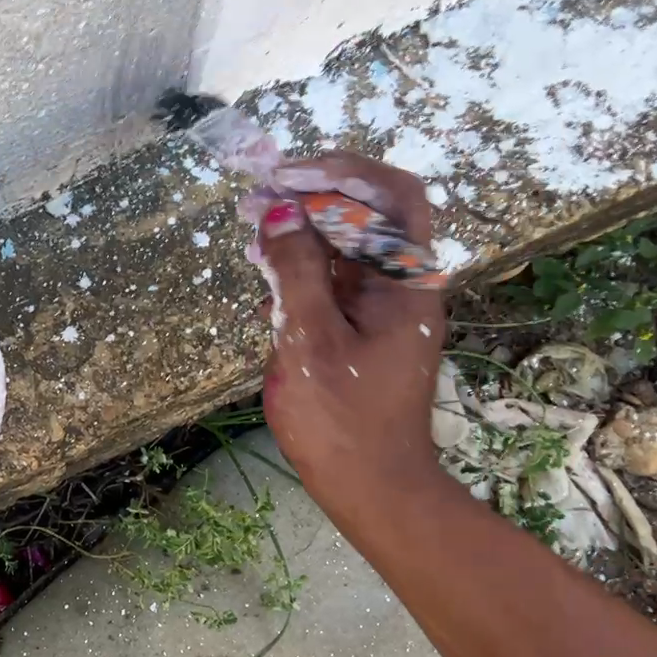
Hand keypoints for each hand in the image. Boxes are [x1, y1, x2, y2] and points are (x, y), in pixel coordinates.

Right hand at [254, 153, 450, 530]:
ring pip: (346, 248)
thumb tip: (279, 212)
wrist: (371, 484)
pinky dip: (299, 268)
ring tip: (251, 233)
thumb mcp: (309, 341)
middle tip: (255, 200)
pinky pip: (333, 282)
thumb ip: (296, 272)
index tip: (285, 176)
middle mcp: (401, 286)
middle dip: (311, 198)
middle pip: (366, 216)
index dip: (342, 171)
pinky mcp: (360, 330)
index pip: (392, 195)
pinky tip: (264, 276)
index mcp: (405, 283)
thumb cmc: (341, 418)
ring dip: (300, 232)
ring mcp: (381, 309)